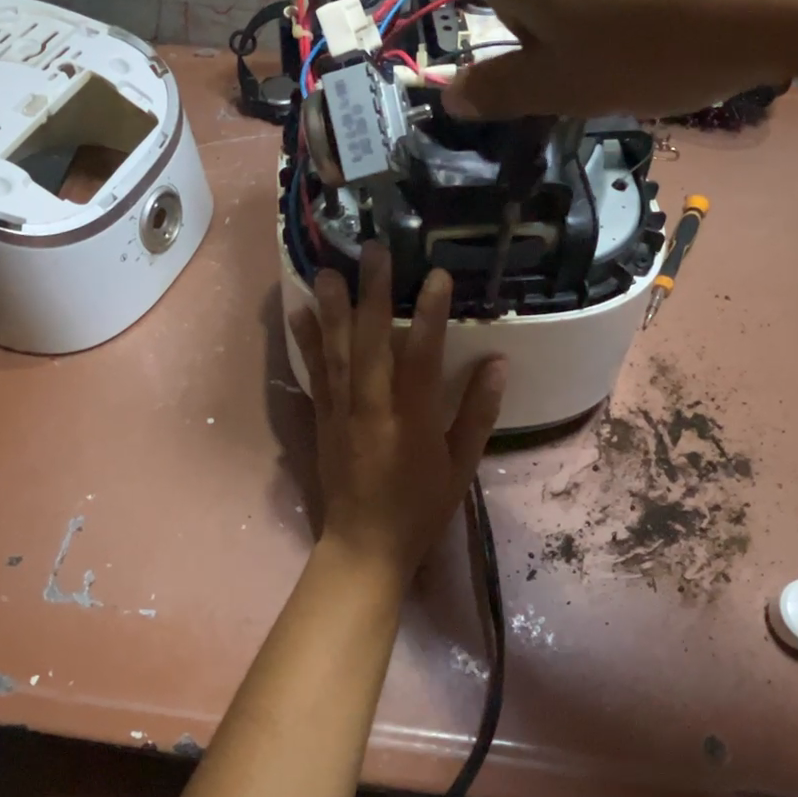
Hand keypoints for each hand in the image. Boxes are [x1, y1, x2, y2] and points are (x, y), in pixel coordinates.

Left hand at [289, 243, 506, 578]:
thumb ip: (478, 413)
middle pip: (371, 343)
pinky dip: (307, 343)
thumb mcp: (461, 466)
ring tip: (327, 269)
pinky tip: (299, 313)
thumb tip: (498, 363)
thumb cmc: (420, 507)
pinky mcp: (322, 420)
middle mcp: (372, 409)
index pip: (423, 357)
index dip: (430, 314)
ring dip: (332, 309)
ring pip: (336, 353)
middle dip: (373, 294)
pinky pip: (315, 375)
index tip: (436, 274)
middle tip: (373, 250)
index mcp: (413, 421)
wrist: (365, 546)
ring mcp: (342, 413)